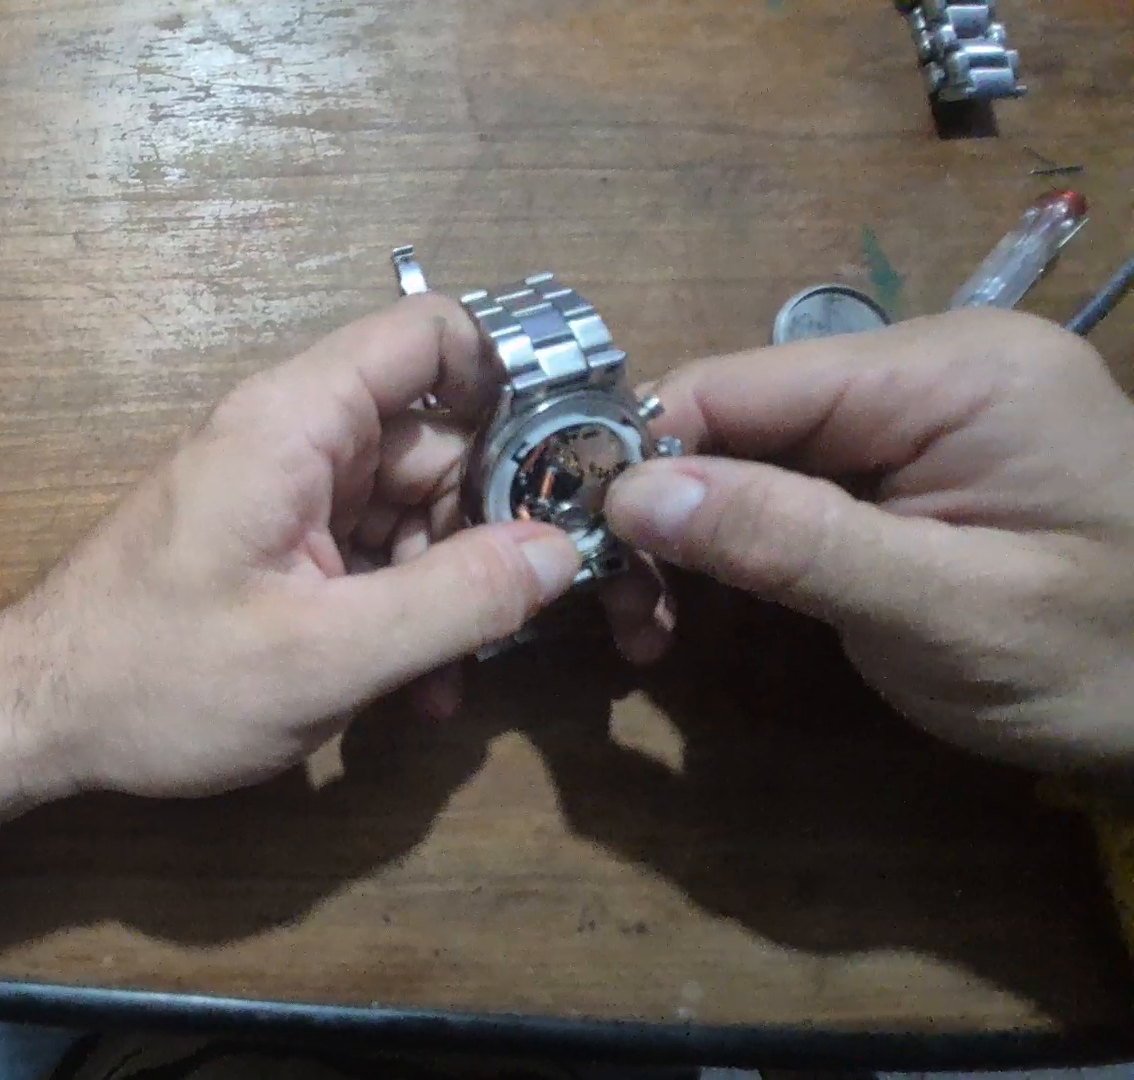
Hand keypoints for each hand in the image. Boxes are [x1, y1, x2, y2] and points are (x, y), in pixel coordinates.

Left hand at [0, 295, 582, 797]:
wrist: (44, 713)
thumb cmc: (160, 678)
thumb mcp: (323, 654)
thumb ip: (453, 600)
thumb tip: (560, 549)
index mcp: (295, 423)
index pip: (429, 336)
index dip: (513, 382)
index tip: (569, 469)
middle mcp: (292, 439)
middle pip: (435, 437)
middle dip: (487, 524)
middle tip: (519, 617)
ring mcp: (282, 494)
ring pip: (407, 508)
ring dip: (445, 587)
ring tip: (445, 680)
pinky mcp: (274, 544)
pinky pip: (364, 552)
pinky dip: (397, 606)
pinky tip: (408, 686)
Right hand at [602, 310, 1133, 770]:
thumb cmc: (1104, 663)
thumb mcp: (941, 609)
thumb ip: (786, 539)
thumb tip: (628, 496)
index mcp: (937, 374)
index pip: (725, 389)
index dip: (635, 460)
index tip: (585, 548)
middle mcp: (896, 376)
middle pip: (706, 427)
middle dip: (645, 519)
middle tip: (618, 611)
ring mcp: (874, 424)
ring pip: (707, 467)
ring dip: (660, 548)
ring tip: (645, 628)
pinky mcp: (855, 472)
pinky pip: (737, 498)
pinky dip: (694, 558)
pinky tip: (682, 611)